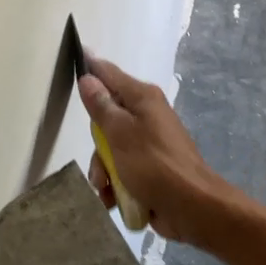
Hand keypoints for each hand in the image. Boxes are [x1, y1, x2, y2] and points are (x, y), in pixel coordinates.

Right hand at [79, 51, 234, 244]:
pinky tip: (114, 199)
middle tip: (100, 163)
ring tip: (107, 189)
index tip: (73, 57)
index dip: (90, 68)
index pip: (109, 73)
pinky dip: (116, 184)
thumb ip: (101, 106)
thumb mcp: (120, 133)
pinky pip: (122, 169)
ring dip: (104, 171)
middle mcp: (147, 115)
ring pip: (111, 149)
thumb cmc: (154, 165)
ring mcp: (149, 143)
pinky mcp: (150, 168)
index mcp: (143, 98)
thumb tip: (88, 77)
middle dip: (97, 146)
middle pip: (107, 118)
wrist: (192, 207)